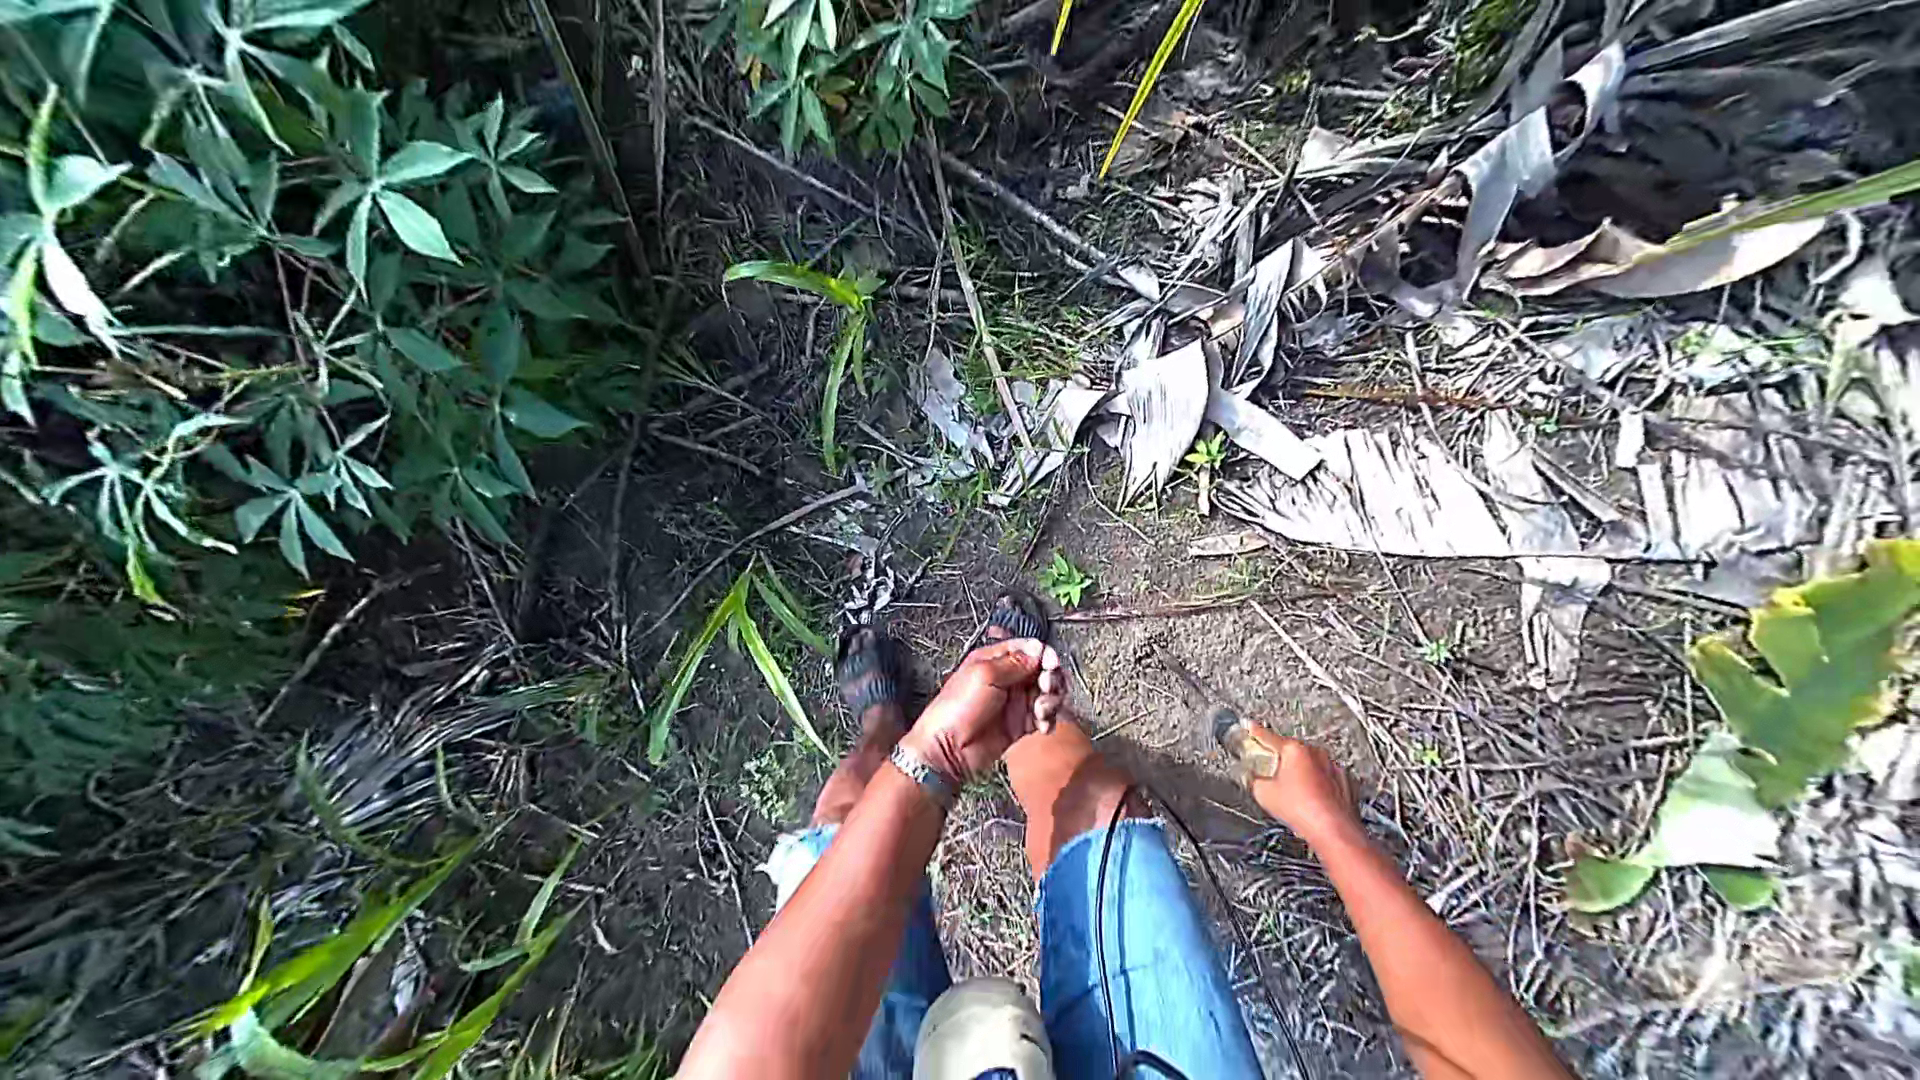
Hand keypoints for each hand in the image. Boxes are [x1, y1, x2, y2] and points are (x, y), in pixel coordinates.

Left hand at [898, 638, 1064, 784]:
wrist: (948, 750)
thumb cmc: (955, 710)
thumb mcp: (984, 675)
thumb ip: (1013, 662)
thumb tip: (1037, 650)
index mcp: (993, 661)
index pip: (1026, 649)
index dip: (1043, 654)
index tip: (1050, 663)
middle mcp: (1005, 679)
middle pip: (1041, 670)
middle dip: (1050, 677)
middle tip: (1046, 686)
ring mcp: (1013, 702)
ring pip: (1046, 693)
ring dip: (1051, 699)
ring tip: (1042, 709)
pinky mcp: (1020, 724)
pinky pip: (1044, 717)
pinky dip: (1048, 719)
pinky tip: (1042, 724)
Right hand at [1243, 725, 1364, 851]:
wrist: (1334, 832)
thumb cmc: (1302, 811)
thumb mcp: (1263, 793)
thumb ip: (1254, 779)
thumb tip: (1255, 779)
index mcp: (1294, 749)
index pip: (1268, 736)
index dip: (1256, 732)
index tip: (1251, 726)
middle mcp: (1316, 753)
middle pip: (1291, 751)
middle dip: (1281, 761)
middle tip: (1272, 776)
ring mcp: (1333, 767)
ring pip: (1310, 764)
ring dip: (1301, 773)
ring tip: (1294, 794)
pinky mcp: (1346, 782)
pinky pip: (1325, 777)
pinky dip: (1317, 785)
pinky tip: (1311, 801)